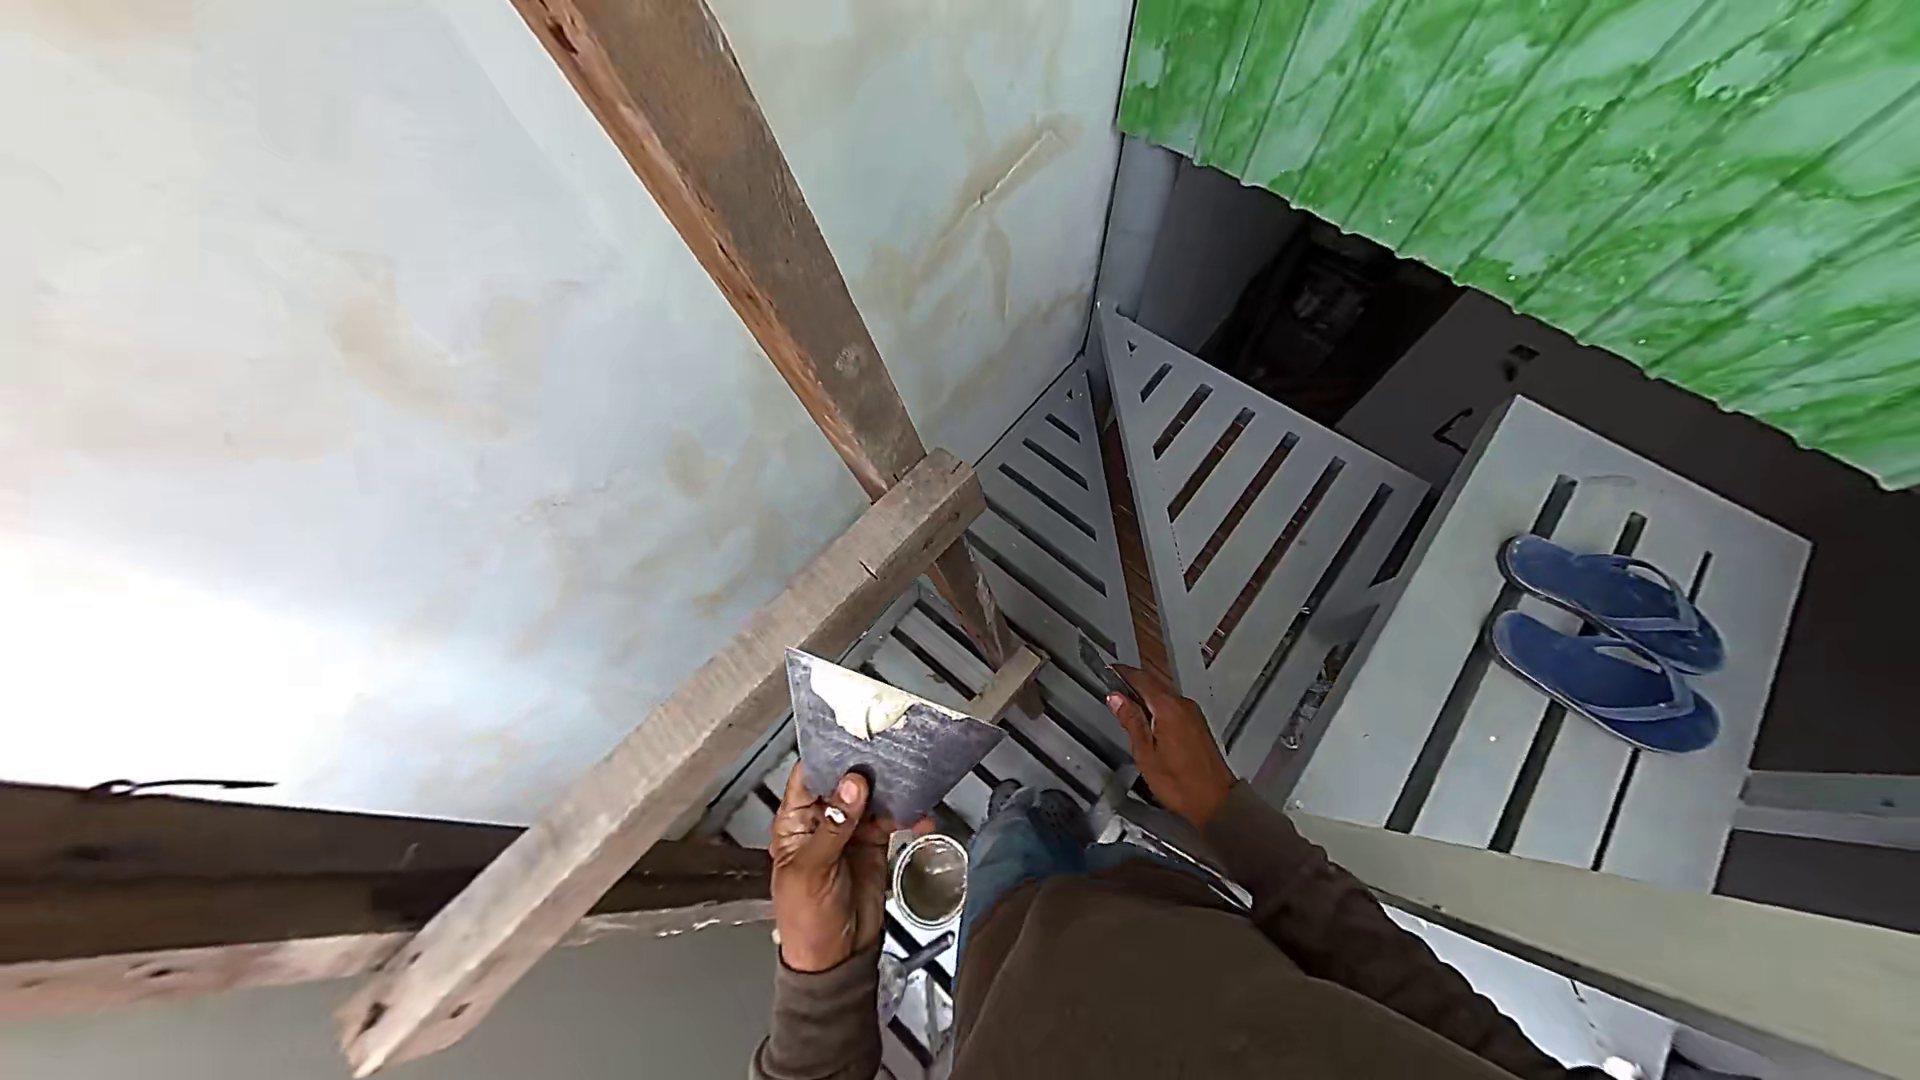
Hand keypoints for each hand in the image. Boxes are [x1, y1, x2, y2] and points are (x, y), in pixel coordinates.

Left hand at [769, 763, 927, 972]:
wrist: (838, 958)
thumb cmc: (806, 919)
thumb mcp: (812, 871)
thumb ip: (834, 826)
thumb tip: (852, 783)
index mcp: (796, 821)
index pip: (809, 777)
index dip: (828, 758)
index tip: (850, 741)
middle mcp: (824, 819)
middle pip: (844, 781)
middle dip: (865, 767)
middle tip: (887, 752)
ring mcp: (851, 828)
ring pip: (871, 795)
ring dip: (890, 788)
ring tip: (909, 778)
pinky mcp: (875, 840)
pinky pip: (891, 817)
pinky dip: (907, 814)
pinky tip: (918, 813)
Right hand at [1107, 665, 1235, 827]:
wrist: (1217, 804)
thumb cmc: (1180, 784)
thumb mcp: (1146, 753)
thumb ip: (1131, 721)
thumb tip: (1116, 698)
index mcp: (1169, 709)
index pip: (1142, 679)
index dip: (1123, 673)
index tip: (1109, 670)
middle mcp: (1184, 705)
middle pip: (1154, 683)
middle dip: (1133, 681)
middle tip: (1113, 685)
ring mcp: (1193, 714)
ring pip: (1164, 693)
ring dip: (1145, 693)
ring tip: (1126, 702)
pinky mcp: (1198, 724)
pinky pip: (1173, 704)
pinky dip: (1157, 704)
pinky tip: (1148, 716)